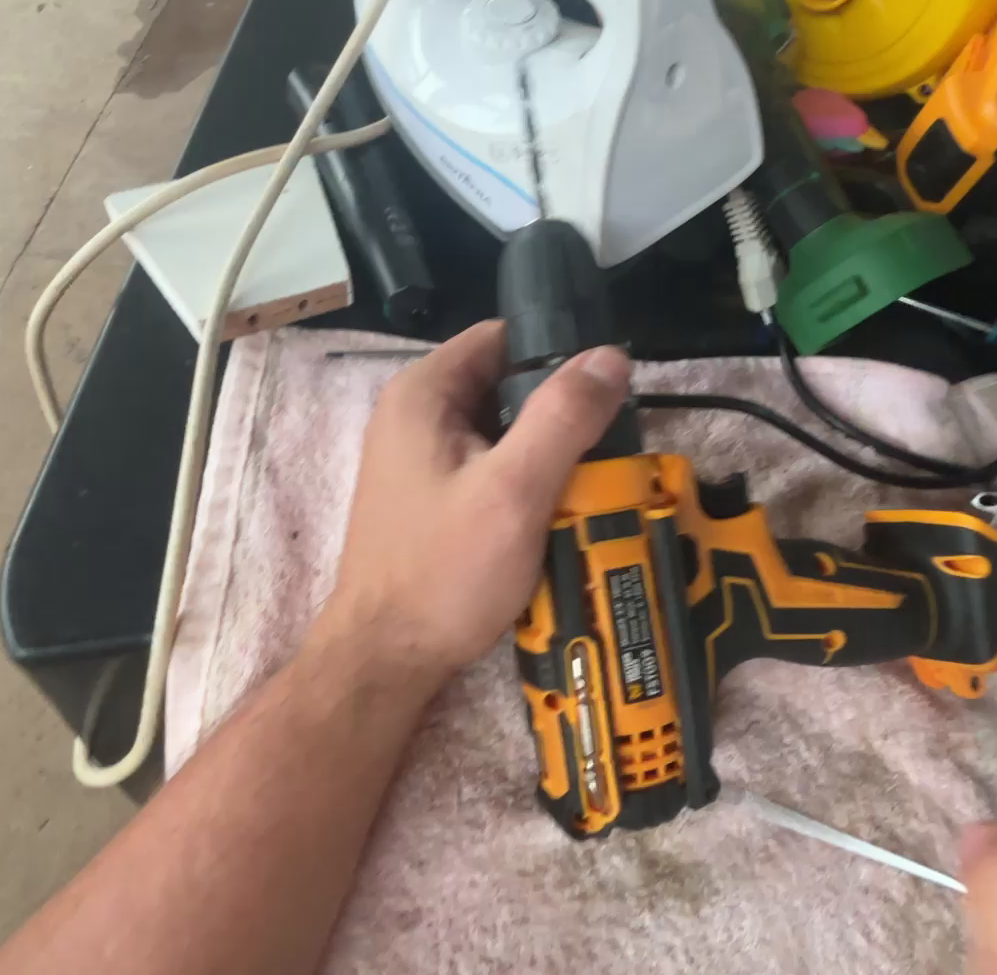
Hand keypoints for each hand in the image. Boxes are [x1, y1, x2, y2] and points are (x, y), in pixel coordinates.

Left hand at [318, 321, 630, 680]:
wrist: (387, 658)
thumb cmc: (445, 572)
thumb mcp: (514, 491)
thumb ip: (563, 417)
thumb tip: (610, 356)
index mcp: (423, 393)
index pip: (502, 338)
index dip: (557, 351)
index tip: (607, 385)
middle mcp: (413, 413)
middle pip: (502, 382)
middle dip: (556, 405)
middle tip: (610, 437)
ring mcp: (417, 456)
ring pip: (498, 427)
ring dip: (544, 444)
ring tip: (593, 471)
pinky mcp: (428, 493)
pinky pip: (486, 463)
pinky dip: (523, 474)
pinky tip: (555, 502)